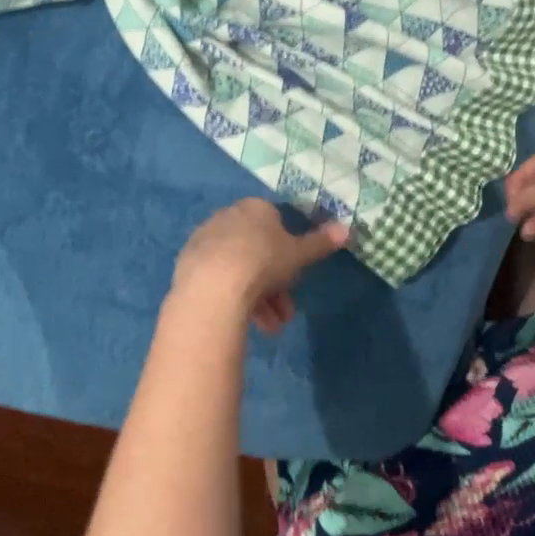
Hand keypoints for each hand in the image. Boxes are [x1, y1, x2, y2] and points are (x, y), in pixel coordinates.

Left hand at [172, 199, 349, 334]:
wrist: (214, 286)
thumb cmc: (263, 262)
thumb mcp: (299, 254)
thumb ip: (321, 242)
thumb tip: (347, 228)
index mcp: (255, 207)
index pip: (276, 223)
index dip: (289, 252)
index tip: (296, 277)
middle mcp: (227, 217)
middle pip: (257, 250)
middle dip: (275, 284)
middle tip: (285, 312)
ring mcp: (205, 240)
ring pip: (239, 268)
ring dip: (259, 299)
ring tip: (269, 328)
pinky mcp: (188, 264)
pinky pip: (219, 279)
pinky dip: (234, 297)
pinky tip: (243, 321)